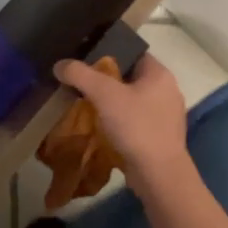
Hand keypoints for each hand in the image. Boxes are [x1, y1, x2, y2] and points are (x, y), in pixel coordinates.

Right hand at [54, 53, 189, 173]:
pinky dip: (120, 120)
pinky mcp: (161, 136)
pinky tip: (103, 127)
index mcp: (160, 74)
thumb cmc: (136, 126)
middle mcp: (167, 91)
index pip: (132, 53)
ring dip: (112, 102)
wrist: (159, 174)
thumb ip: (80, 75)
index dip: (109, 53)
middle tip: (82, 83)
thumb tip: (60, 65)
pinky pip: (136, 119)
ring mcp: (166, 116)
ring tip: (88, 105)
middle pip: (130, 76)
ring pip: (133, 99)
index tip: (86, 61)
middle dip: (106, 80)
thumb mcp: (103, 94)